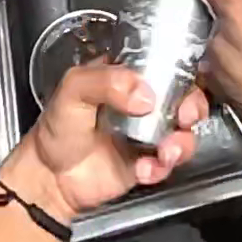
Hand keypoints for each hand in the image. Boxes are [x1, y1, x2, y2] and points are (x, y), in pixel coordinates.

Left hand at [0, 64, 207, 221]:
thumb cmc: (58, 124)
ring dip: (182, 142)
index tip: (184, 83)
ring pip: (182, 133)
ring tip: (166, 152)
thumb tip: (145, 95)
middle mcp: (142, 102)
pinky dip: (161, 168)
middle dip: (192, 107)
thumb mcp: (74, 88)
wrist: (48, 177)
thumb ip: (107, 82)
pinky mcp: (146, 164)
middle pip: (183, 98)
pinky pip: (167, 165)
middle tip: (185, 118)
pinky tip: (144, 170)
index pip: (162, 64)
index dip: (180, 71)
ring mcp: (146, 134)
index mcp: (126, 75)